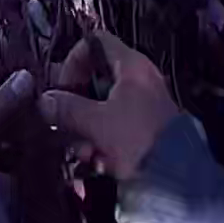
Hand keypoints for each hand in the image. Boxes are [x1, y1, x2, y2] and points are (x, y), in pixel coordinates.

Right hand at [40, 31, 181, 179]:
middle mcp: (138, 76)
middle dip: (76, 103)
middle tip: (64, 125)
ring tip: (81, 152)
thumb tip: (43, 100)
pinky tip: (95, 162)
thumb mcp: (98, 124)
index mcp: (131, 64)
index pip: (94, 41)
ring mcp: (144, 101)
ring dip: (86, 126)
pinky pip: (115, 122)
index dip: (74, 60)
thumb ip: (68, 109)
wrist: (180, 181)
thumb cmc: (137, 139)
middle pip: (96, 76)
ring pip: (103, 103)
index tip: (63, 89)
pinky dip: (102, 138)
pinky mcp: (146, 125)